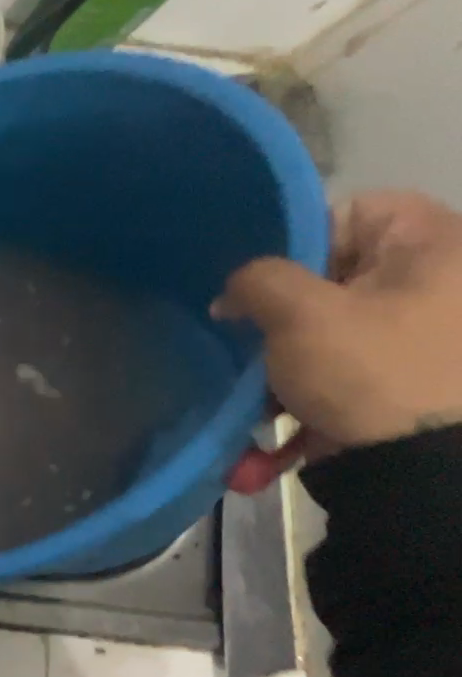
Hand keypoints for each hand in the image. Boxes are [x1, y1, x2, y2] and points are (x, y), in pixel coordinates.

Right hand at [215, 191, 461, 458]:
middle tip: (242, 344)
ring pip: (328, 337)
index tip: (252, 283)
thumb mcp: (300, 315)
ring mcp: (425, 341)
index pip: (354, 211)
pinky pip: (342, 384)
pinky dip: (300, 413)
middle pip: (333, 281)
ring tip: (248, 405)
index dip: (296, 240)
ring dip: (278, 375)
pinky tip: (265, 449)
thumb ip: (257, 282)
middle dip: (275, 320)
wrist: (430, 465)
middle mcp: (440, 285)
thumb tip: (237, 291)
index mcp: (434, 249)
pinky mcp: (409, 387)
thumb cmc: (373, 370)